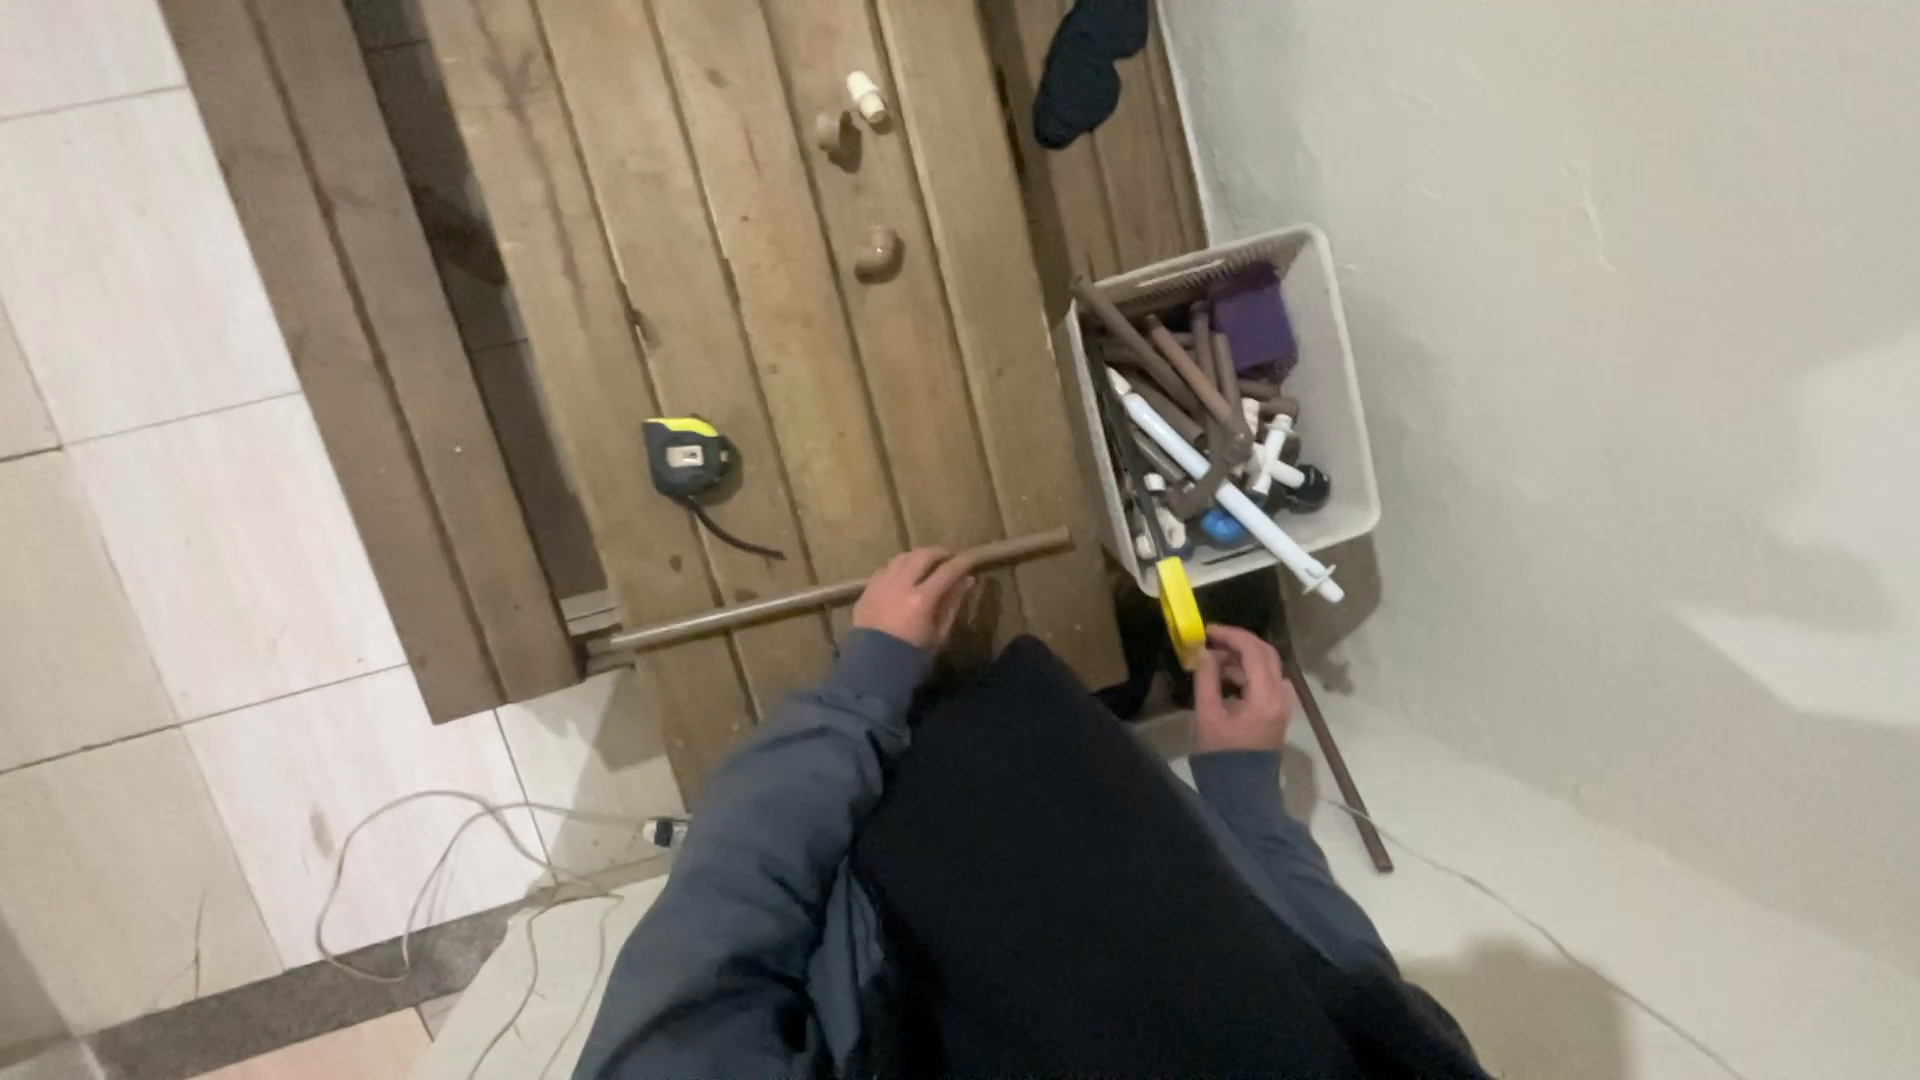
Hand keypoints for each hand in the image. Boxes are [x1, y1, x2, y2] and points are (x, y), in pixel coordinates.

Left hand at [852, 548, 976, 649]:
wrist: (874, 668)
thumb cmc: (912, 655)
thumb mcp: (939, 633)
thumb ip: (952, 604)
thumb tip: (966, 581)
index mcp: (921, 599)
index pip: (947, 571)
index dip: (962, 562)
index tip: (970, 558)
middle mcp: (900, 586)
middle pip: (922, 556)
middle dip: (939, 553)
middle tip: (948, 557)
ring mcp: (881, 585)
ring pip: (902, 557)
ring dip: (917, 556)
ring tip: (926, 563)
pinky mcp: (867, 590)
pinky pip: (886, 568)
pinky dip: (899, 566)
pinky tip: (904, 573)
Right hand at [1192, 625, 1296, 752]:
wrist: (1242, 789)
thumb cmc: (1221, 753)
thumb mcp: (1207, 714)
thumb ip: (1206, 678)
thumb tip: (1204, 651)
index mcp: (1265, 696)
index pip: (1253, 651)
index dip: (1230, 635)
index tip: (1206, 631)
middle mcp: (1281, 695)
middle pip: (1265, 653)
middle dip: (1238, 642)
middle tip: (1211, 639)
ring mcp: (1283, 703)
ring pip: (1267, 665)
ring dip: (1241, 656)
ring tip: (1211, 660)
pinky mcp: (1278, 710)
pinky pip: (1266, 679)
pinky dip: (1247, 670)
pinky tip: (1225, 676)